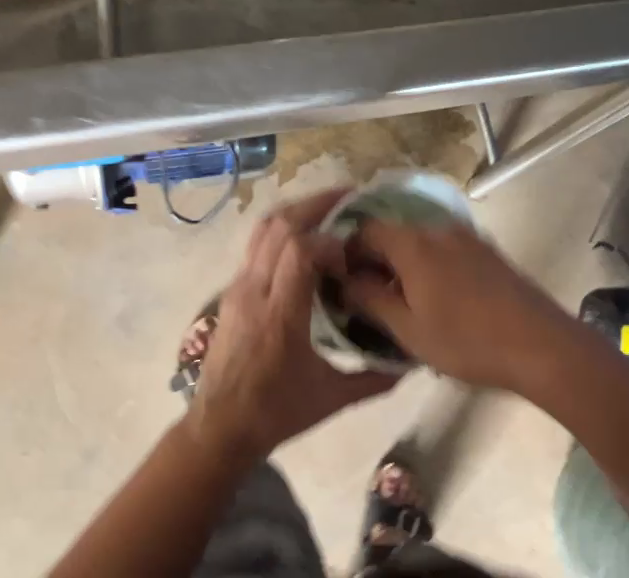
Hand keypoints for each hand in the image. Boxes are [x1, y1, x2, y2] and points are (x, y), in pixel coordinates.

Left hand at [187, 190, 398, 462]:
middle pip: (279, 226)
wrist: (217, 430)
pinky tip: (305, 238)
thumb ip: (373, 378)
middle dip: (316, 206)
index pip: (300, 250)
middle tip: (349, 199)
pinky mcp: (232, 291)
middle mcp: (254, 290)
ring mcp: (238, 287)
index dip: (330, 241)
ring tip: (328, 209)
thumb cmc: (275, 413)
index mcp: (280, 315)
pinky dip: (282, 230)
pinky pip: (256, 245)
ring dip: (297, 211)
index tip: (350, 258)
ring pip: (263, 229)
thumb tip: (410, 362)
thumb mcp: (330, 399)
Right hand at [340, 219, 582, 394]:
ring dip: (403, 264)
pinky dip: (429, 265)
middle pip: (394, 232)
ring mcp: (467, 236)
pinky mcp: (487, 251)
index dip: (347, 253)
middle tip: (368, 297)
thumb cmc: (467, 341)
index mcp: (413, 243)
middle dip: (375, 259)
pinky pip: (444, 248)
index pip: (365, 230)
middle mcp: (438, 228)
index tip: (341, 283)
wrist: (540, 344)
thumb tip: (345, 280)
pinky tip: (434, 299)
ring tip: (401, 303)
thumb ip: (371, 300)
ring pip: (420, 241)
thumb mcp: (408, 330)